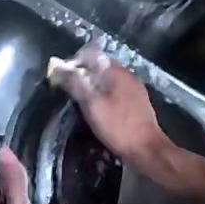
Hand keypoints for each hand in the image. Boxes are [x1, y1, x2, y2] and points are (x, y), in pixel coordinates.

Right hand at [52, 46, 175, 173]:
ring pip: (108, 81)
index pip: (91, 54)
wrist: (146, 149)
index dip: (73, 63)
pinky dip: (104, 97)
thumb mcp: (91, 104)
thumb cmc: (118, 126)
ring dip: (93, 88)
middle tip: (69, 92)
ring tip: (81, 103)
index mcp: (117, 71)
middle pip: (99, 67)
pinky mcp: (137, 103)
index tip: (62, 78)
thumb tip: (58, 69)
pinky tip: (99, 111)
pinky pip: (116, 92)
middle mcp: (127, 75)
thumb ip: (75, 83)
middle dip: (82, 76)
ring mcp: (134, 89)